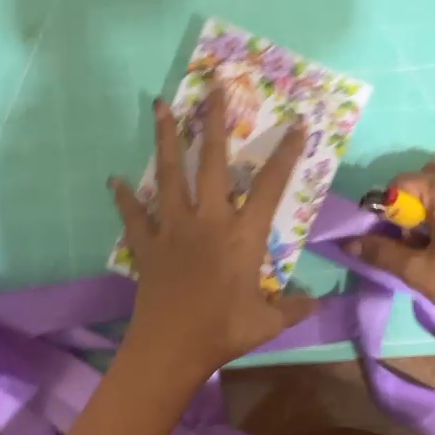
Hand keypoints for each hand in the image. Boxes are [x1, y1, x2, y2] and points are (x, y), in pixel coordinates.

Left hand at [111, 85, 314, 379]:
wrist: (172, 348)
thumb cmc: (223, 333)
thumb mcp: (267, 323)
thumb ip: (294, 309)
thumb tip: (318, 304)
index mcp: (243, 237)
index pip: (270, 187)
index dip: (285, 154)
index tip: (297, 124)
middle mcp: (209, 222)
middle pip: (212, 162)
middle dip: (214, 121)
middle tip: (213, 87)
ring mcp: (174, 230)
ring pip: (169, 175)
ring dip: (165, 138)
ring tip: (160, 105)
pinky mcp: (147, 246)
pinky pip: (133, 216)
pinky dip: (124, 199)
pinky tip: (115, 181)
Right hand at [348, 163, 434, 336]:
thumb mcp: (418, 272)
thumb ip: (380, 252)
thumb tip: (348, 243)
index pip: (402, 183)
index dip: (385, 209)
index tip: (385, 238)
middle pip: (429, 182)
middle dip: (410, 208)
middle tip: (409, 245)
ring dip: (433, 214)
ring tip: (434, 251)